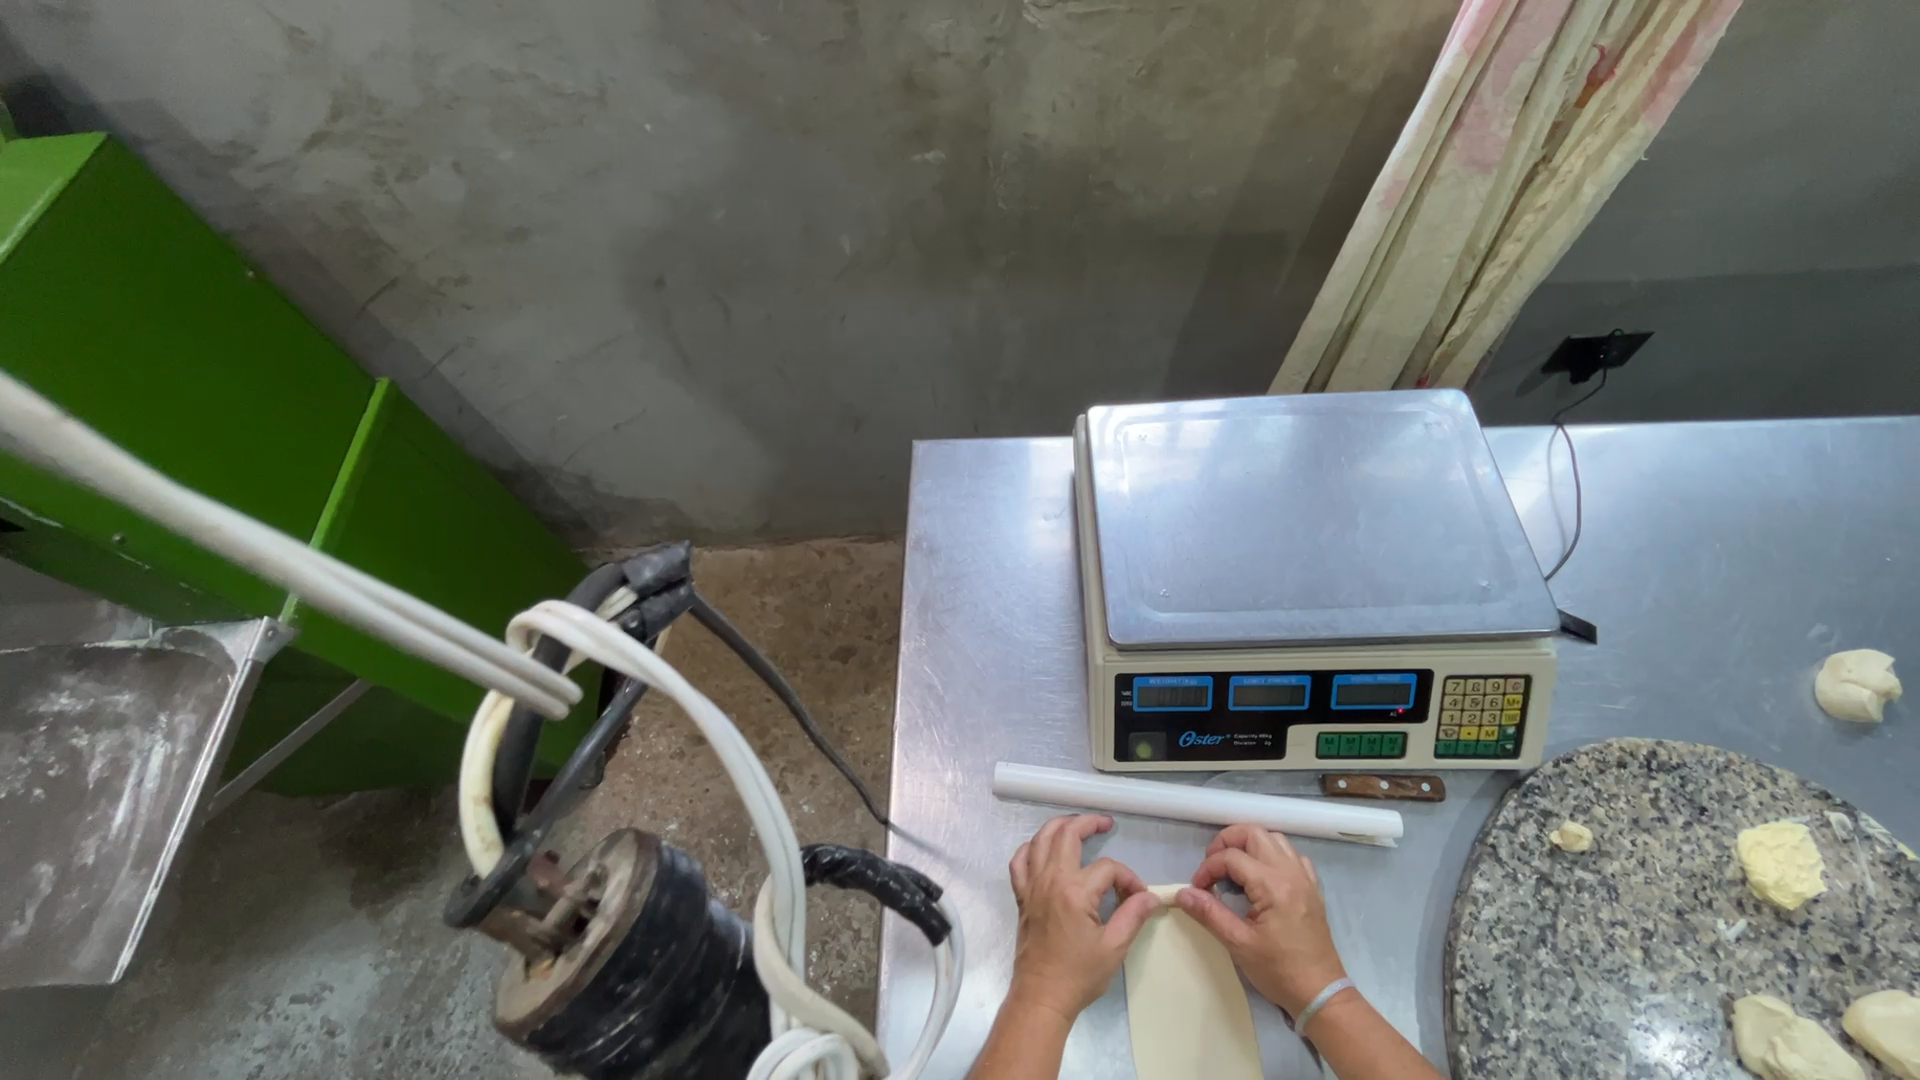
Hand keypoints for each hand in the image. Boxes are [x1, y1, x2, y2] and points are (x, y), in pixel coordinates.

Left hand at [1006, 814, 1160, 1019]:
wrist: (1041, 996)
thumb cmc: (1078, 975)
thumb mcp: (1114, 948)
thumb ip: (1133, 916)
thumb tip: (1151, 896)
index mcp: (1074, 892)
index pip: (1107, 868)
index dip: (1128, 878)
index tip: (1138, 896)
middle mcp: (1050, 880)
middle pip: (1067, 835)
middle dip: (1088, 823)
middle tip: (1105, 823)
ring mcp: (1032, 886)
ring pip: (1040, 840)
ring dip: (1059, 825)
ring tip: (1077, 823)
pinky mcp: (1022, 896)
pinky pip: (1019, 861)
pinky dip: (1030, 848)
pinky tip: (1042, 847)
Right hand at [1176, 824, 1345, 1017]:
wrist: (1321, 994)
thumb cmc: (1279, 971)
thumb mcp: (1238, 944)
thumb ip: (1209, 913)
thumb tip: (1183, 894)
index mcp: (1272, 886)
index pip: (1231, 858)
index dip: (1207, 868)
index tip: (1197, 888)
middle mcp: (1290, 873)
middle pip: (1254, 833)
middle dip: (1227, 842)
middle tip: (1213, 866)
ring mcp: (1305, 879)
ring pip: (1275, 839)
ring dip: (1250, 845)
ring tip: (1235, 867)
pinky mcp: (1312, 888)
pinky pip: (1292, 856)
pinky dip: (1273, 855)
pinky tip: (1262, 875)